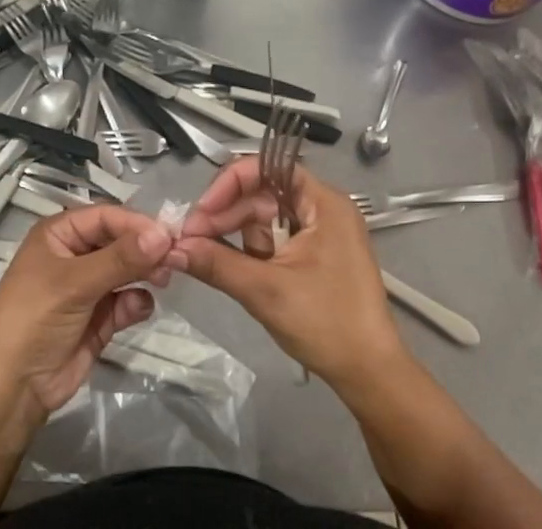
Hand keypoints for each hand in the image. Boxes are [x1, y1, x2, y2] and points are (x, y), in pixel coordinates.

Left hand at [0, 204, 175, 417]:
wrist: (14, 386)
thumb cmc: (34, 318)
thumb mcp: (74, 283)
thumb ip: (120, 258)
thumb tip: (164, 233)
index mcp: (58, 235)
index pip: (105, 217)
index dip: (136, 223)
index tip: (170, 235)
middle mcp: (74, 255)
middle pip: (120, 242)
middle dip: (145, 250)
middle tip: (174, 260)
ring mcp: (88, 288)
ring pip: (128, 271)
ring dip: (145, 274)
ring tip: (162, 281)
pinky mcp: (101, 318)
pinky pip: (128, 301)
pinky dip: (136, 302)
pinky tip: (137, 309)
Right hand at [173, 156, 405, 386]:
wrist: (368, 373)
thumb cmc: (326, 323)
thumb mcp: (265, 290)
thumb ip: (216, 263)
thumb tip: (172, 248)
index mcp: (323, 203)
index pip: (268, 168)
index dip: (229, 184)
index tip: (200, 214)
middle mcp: (323, 209)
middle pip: (262, 192)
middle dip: (226, 214)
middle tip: (191, 242)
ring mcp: (320, 233)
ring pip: (264, 218)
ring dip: (236, 235)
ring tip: (213, 259)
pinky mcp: (314, 256)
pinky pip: (274, 240)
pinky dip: (251, 252)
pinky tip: (236, 269)